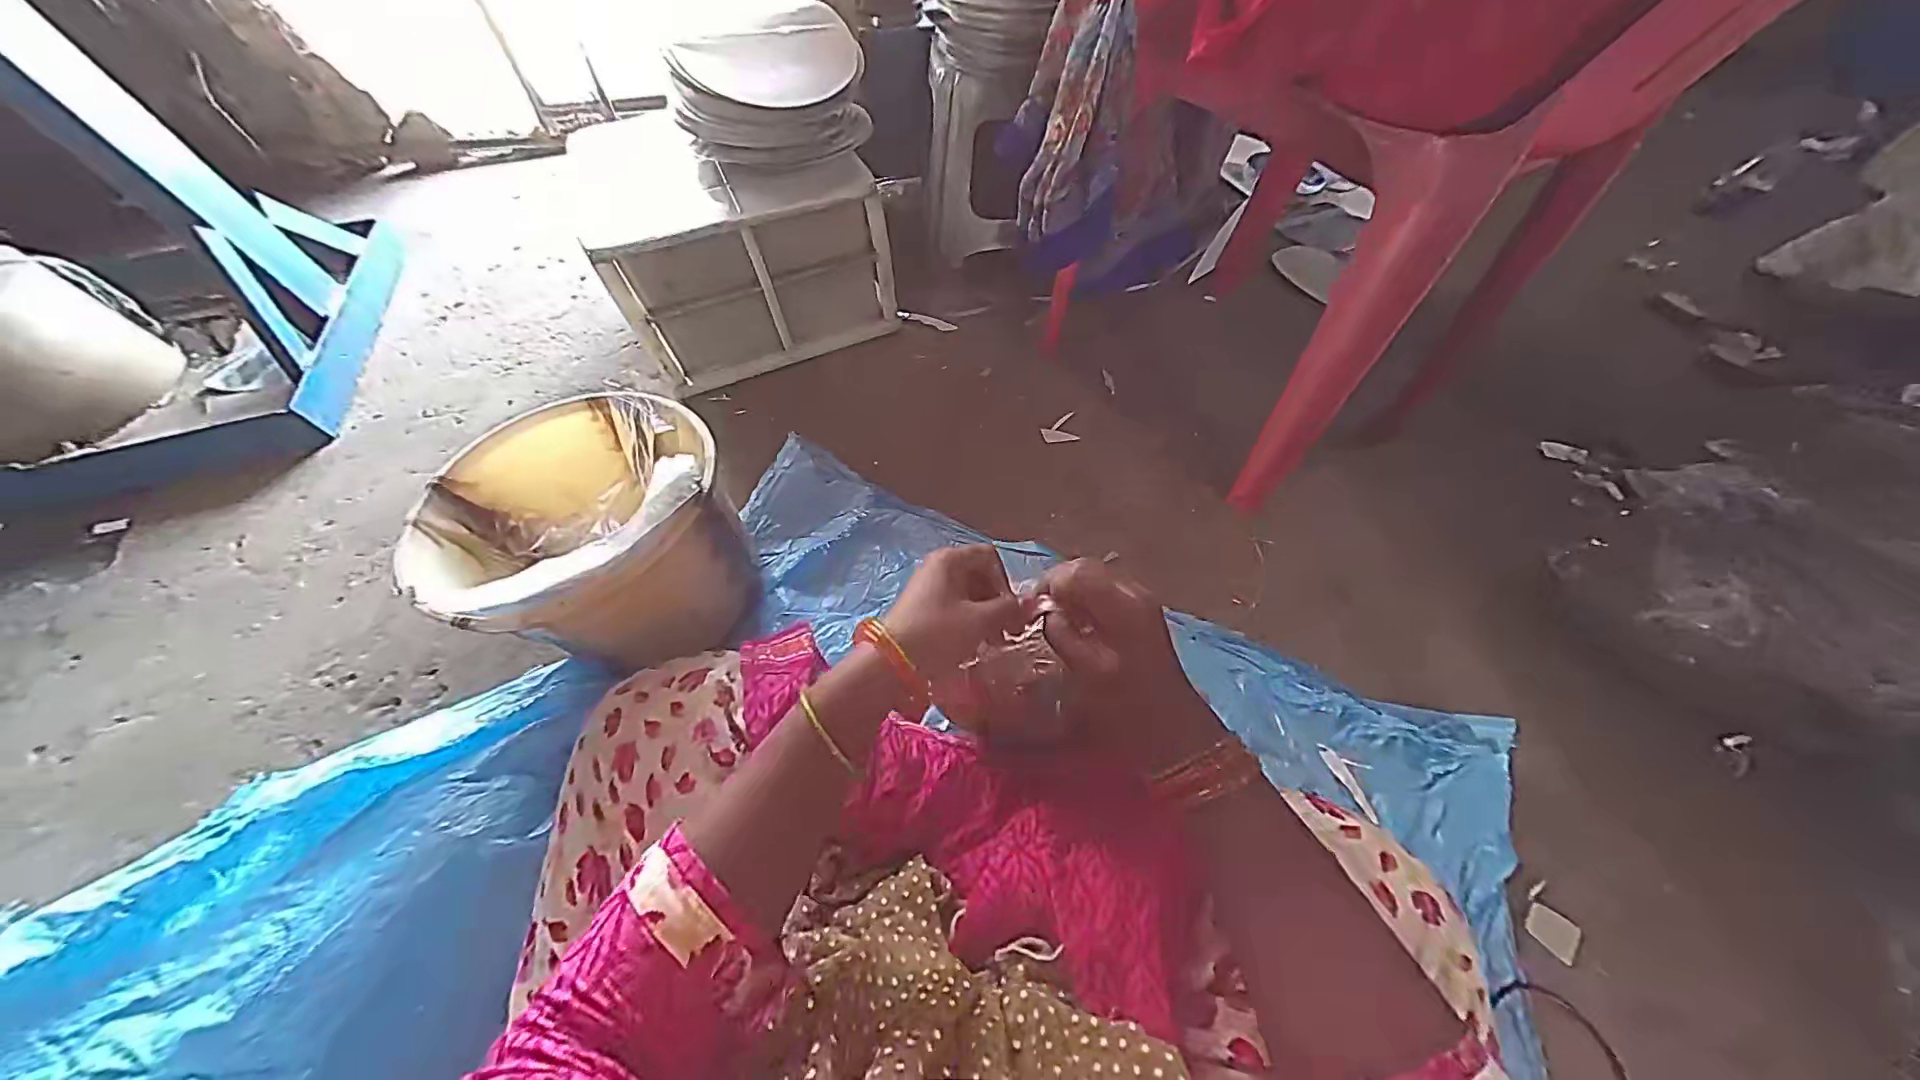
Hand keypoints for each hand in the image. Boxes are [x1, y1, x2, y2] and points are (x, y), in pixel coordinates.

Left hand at [882, 545, 1026, 680]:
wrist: (891, 663)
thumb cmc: (938, 633)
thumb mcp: (979, 621)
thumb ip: (1009, 609)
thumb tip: (1032, 603)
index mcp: (950, 559)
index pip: (990, 557)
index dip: (1006, 582)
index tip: (1011, 610)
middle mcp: (937, 566)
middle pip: (979, 575)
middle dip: (998, 602)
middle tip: (1008, 631)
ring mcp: (927, 587)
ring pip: (967, 594)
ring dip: (986, 615)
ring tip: (993, 642)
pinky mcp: (920, 608)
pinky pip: (953, 607)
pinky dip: (968, 621)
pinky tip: (973, 643)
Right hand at [1037, 558, 1224, 770]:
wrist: (1174, 731)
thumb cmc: (1127, 709)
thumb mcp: (1084, 673)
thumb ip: (1062, 634)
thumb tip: (1047, 613)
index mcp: (1122, 607)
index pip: (1076, 572)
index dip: (1048, 583)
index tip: (1031, 607)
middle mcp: (1135, 594)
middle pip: (1086, 567)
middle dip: (1058, 585)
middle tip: (1040, 612)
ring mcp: (1143, 601)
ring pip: (1096, 576)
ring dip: (1072, 592)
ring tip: (1057, 619)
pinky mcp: (1143, 611)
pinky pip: (1106, 590)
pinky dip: (1087, 600)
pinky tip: (1079, 626)